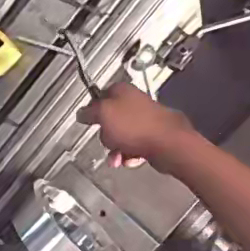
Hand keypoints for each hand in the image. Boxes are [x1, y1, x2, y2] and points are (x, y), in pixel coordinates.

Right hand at [76, 82, 195, 167]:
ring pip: (122, 135)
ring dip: (116, 149)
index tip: (89, 122)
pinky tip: (131, 160)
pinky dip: (130, 155)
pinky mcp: (153, 136)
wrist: (168, 144)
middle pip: (110, 119)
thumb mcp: (104, 115)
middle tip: (109, 141)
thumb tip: (81, 112)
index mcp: (122, 91)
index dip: (92, 110)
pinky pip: (134, 146)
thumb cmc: (134, 126)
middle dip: (106, 136)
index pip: (100, 96)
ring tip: (118, 158)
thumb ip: (89, 112)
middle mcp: (134, 102)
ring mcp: (145, 119)